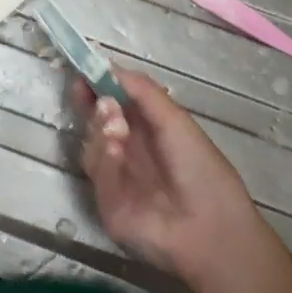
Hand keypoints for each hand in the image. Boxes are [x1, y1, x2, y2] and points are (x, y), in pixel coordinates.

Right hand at [74, 70, 291, 292]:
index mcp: (144, 128)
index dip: (95, 86)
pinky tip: (116, 151)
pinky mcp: (107, 204)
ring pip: (91, 146)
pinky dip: (104, 160)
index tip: (82, 72)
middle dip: (92, 106)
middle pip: (94, 122)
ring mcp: (115, 178)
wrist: (209, 227)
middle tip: (97, 98)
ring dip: (99, 130)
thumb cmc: (199, 166)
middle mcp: (127, 150)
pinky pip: (97, 175)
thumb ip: (141, 89)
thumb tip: (106, 65)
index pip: (111, 101)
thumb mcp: (174, 119)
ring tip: (115, 127)